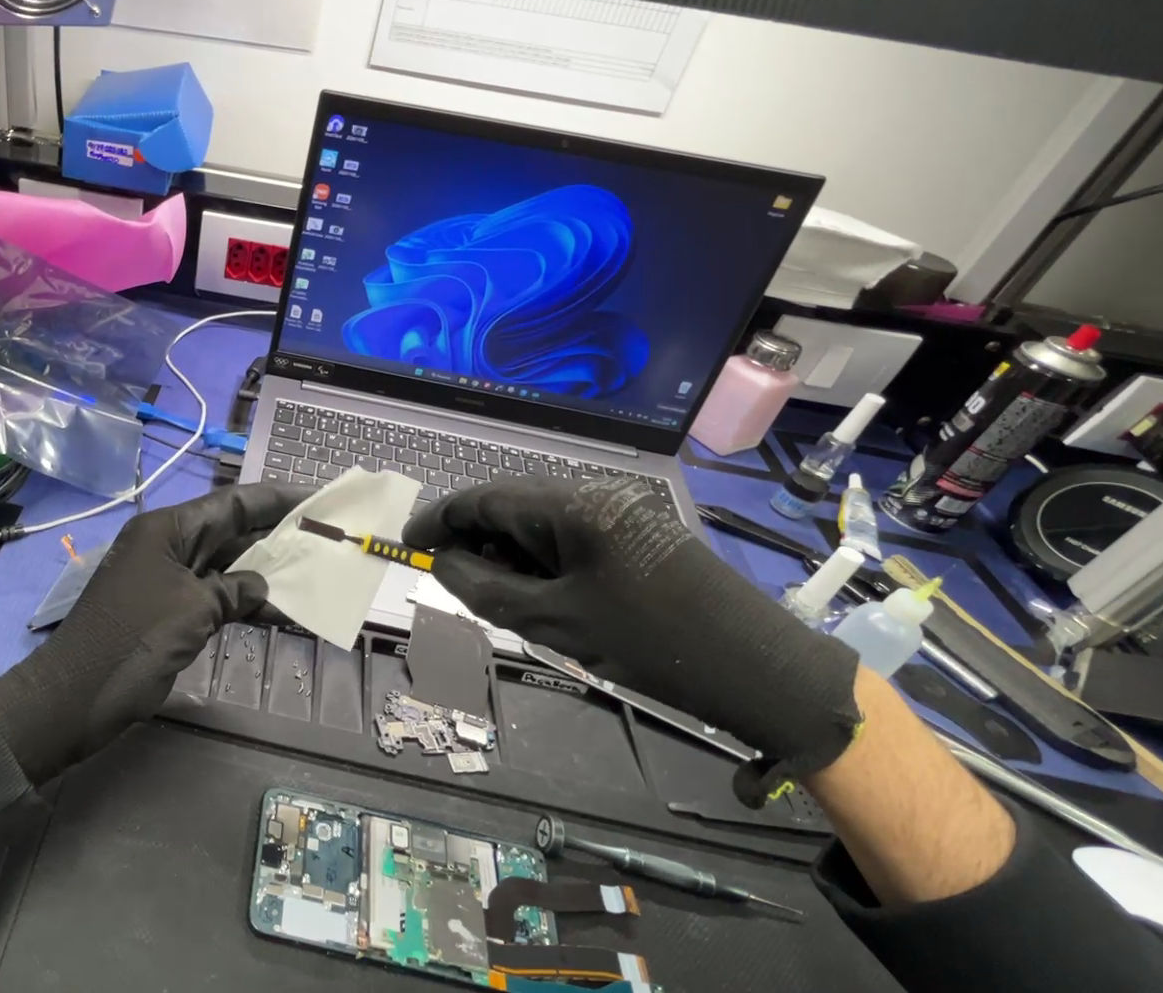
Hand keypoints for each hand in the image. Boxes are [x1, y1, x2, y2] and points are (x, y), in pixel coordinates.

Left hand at [0, 482, 312, 783]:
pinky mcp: (170, 614)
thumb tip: (262, 587)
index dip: (277, 499)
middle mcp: (170, 547)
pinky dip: (245, 604)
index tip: (318, 498)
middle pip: (232, 532)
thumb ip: (234, 590)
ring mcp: (170, 582)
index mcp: (168, 530)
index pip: (232, 503)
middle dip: (277, 537)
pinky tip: (283, 612)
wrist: (77, 697)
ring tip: (316, 574)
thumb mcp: (192, 610)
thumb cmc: (133, 642)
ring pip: (227, 568)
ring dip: (267, 574)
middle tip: (326, 539)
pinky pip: (217, 599)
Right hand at [403, 476, 861, 804]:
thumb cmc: (648, 643)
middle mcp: (592, 494)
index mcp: (570, 504)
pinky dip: (542, 562)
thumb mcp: (554, 621)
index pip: (483, 499)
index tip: (406, 544)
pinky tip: (542, 596)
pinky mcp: (635, 534)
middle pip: (509, 507)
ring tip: (499, 597)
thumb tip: (444, 563)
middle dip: (474, 541)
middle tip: (453, 582)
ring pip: (538, 524)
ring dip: (509, 554)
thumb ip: (486, 588)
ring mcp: (618, 511)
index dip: (438, 520)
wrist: (756, 668)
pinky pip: (569, 537)